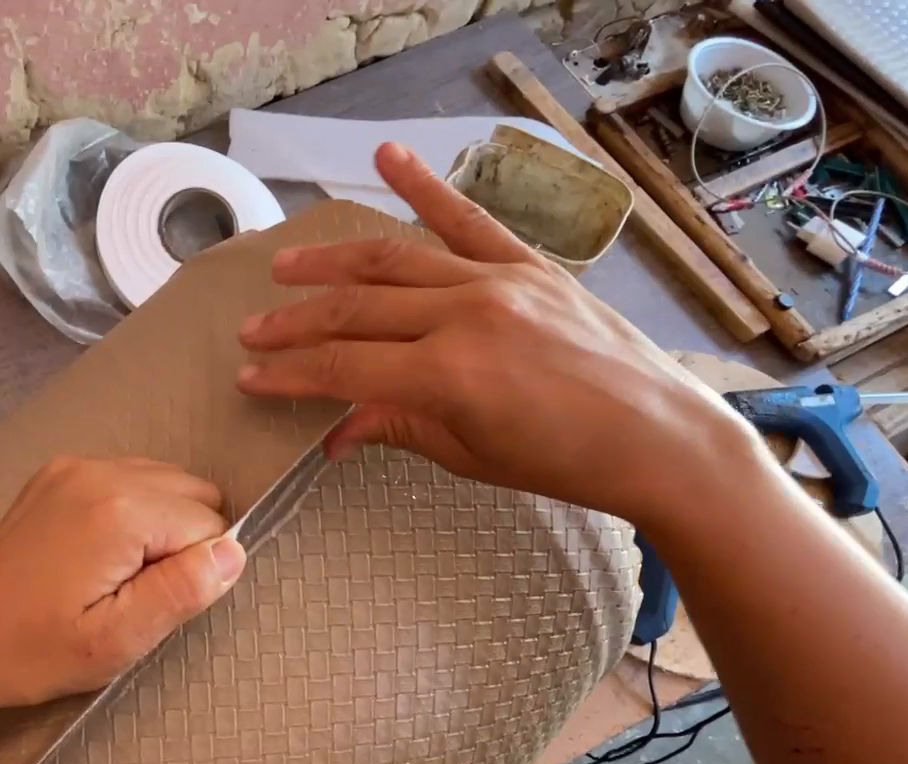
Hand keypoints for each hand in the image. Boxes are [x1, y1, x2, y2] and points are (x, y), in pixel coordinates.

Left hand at [0, 457, 245, 711]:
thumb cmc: (36, 652)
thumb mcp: (117, 640)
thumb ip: (182, 590)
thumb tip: (234, 552)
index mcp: (118, 510)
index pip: (210, 526)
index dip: (194, 572)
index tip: (149, 604)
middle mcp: (99, 471)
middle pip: (194, 495)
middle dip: (183, 543)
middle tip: (136, 592)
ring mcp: (73, 467)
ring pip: (167, 483)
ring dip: (162, 526)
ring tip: (117, 574)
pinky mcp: (57, 474)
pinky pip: (130, 478)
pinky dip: (135, 511)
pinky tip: (101, 552)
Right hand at [234, 141, 765, 529]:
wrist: (657, 436)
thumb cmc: (560, 462)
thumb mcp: (467, 455)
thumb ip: (395, 429)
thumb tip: (334, 436)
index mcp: (445, 375)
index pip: (343, 366)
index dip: (290, 374)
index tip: (250, 376)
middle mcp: (464, 315)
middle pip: (356, 308)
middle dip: (295, 321)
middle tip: (252, 329)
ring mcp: (498, 280)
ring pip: (395, 258)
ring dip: (332, 259)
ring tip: (285, 264)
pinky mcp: (529, 264)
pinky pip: (469, 219)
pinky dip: (426, 187)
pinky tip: (388, 157)